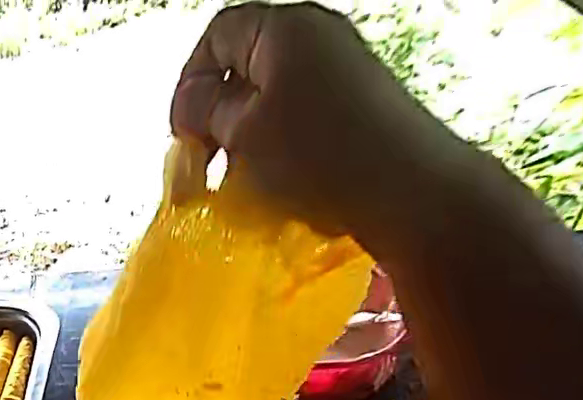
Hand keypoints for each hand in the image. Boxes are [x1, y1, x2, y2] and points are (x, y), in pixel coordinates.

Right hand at [169, 2, 477, 238]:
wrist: (397, 185)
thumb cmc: (313, 154)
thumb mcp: (242, 130)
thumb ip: (205, 108)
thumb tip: (190, 102)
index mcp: (284, 30)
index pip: (217, 35)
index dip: (190, 83)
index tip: (185, 133)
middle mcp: (312, 37)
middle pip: (239, 66)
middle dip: (211, 113)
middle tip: (202, 162)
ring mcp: (333, 69)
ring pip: (261, 96)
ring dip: (235, 136)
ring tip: (231, 177)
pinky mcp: (345, 101)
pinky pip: (287, 114)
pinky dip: (265, 143)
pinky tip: (264, 176)